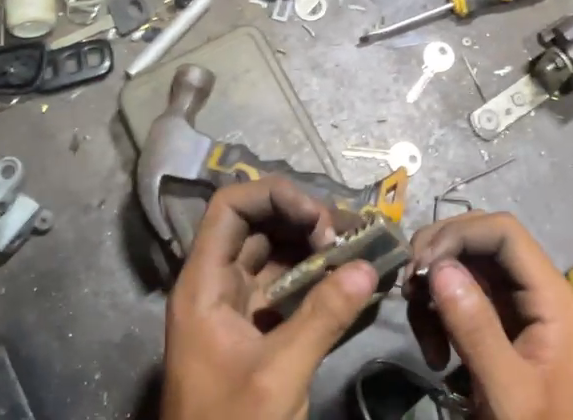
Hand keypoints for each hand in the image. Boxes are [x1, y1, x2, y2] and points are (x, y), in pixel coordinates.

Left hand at [162, 176, 377, 419]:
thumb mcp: (278, 375)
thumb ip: (323, 317)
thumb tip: (368, 267)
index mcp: (203, 284)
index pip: (229, 208)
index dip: (273, 196)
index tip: (318, 218)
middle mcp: (217, 286)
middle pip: (256, 225)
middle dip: (303, 219)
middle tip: (346, 237)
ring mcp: (238, 309)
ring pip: (275, 254)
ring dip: (315, 247)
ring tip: (357, 250)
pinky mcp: (259, 333)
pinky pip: (288, 287)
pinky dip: (318, 278)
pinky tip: (351, 280)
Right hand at [403, 211, 572, 419]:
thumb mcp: (509, 393)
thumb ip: (477, 329)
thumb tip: (437, 268)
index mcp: (553, 298)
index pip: (506, 233)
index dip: (460, 235)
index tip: (421, 266)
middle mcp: (536, 292)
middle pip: (483, 240)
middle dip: (441, 256)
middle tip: (410, 287)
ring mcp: (516, 309)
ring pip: (466, 267)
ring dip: (435, 289)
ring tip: (420, 327)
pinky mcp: (498, 329)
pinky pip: (461, 299)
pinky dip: (438, 315)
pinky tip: (435, 356)